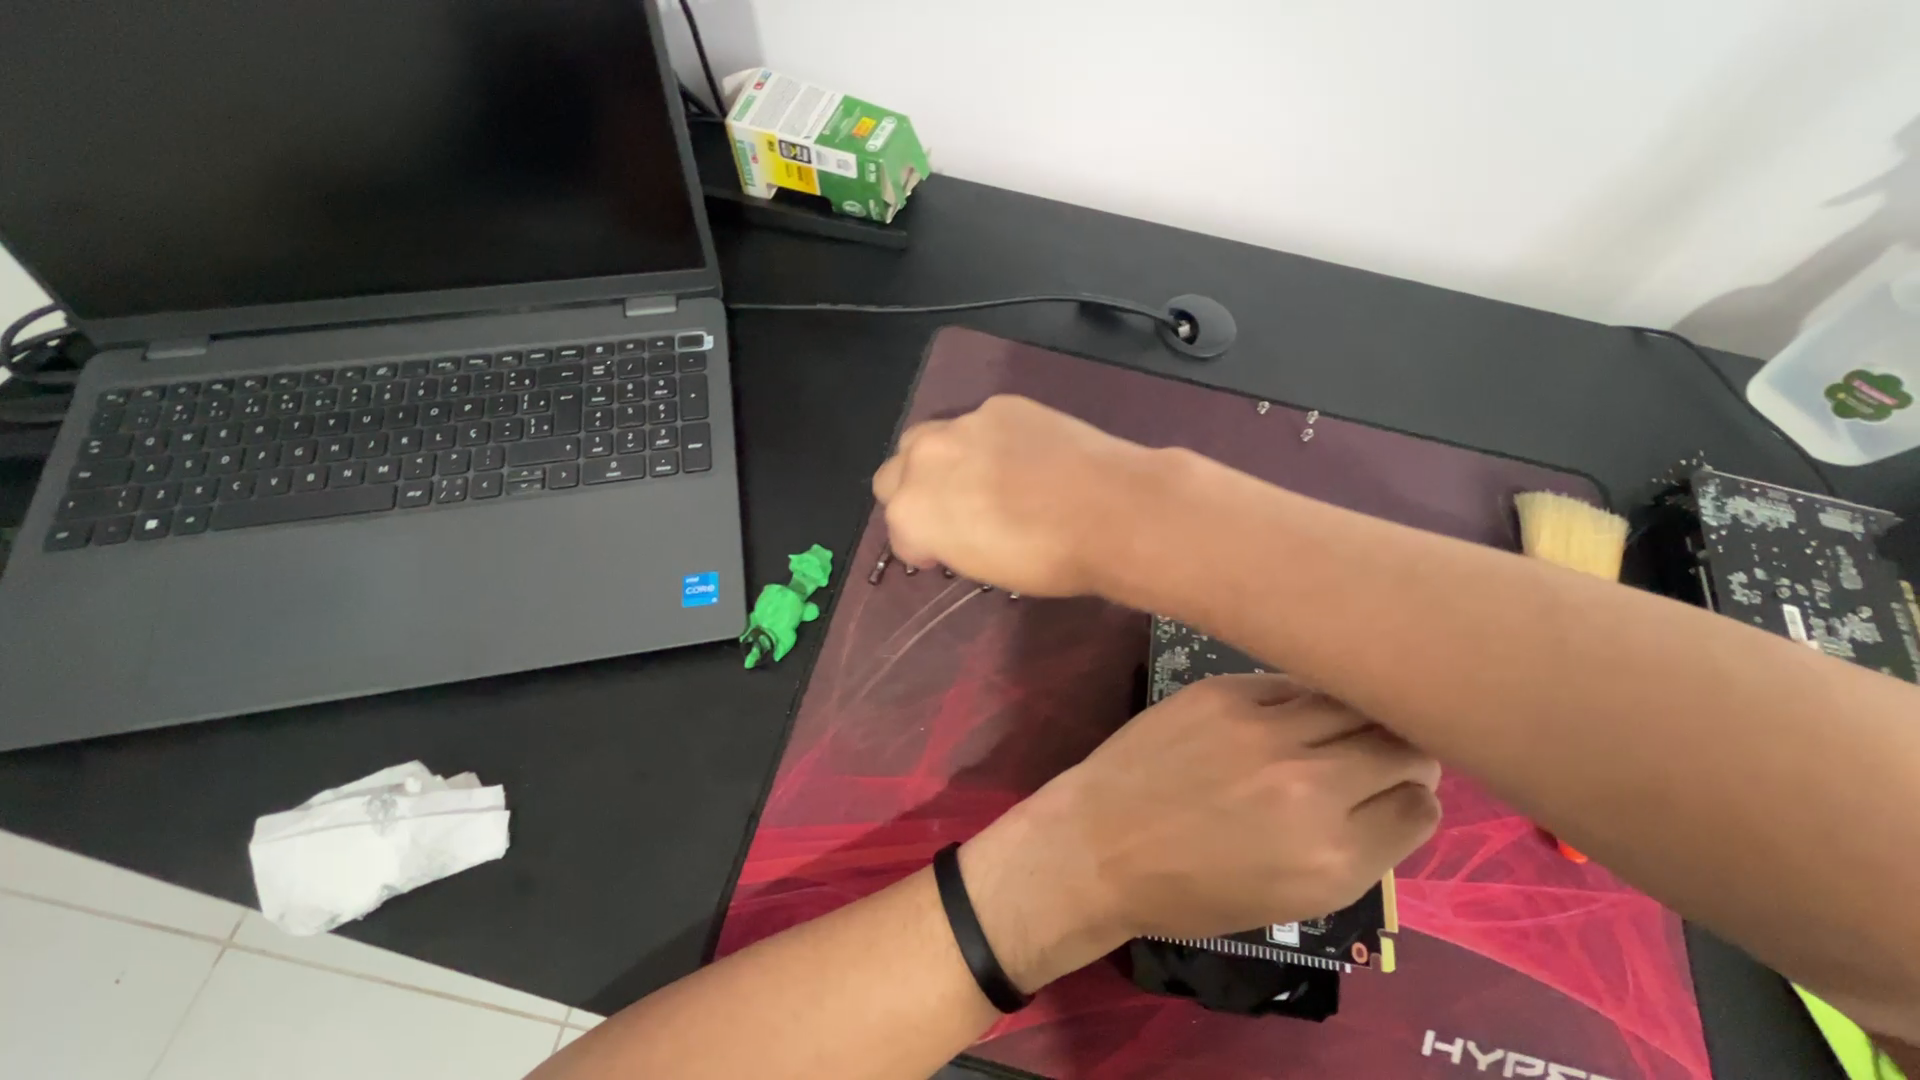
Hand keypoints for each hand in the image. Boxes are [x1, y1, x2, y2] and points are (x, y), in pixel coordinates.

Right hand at [872, 395, 1154, 596]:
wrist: (1109, 511)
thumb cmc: (1046, 560)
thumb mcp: (983, 567)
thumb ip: (950, 540)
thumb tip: (954, 528)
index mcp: (913, 511)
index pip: (899, 530)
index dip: (922, 546)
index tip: (945, 554)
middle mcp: (924, 459)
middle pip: (894, 473)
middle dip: (915, 494)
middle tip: (954, 513)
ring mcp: (963, 424)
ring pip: (930, 439)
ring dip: (944, 461)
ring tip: (986, 480)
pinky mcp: (1001, 404)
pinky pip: (977, 424)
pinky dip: (989, 442)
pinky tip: (1026, 459)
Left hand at [960, 674, 1442, 990]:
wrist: (1098, 846)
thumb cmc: (1190, 891)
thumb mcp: (1290, 899)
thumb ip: (1356, 850)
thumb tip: (1396, 795)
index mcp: (1332, 857)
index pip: (1420, 807)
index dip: (1411, 799)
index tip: (1393, 794)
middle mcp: (1310, 786)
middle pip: (1402, 745)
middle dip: (1402, 751)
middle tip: (1379, 754)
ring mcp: (1264, 729)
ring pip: (1355, 701)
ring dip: (1360, 714)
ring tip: (1340, 726)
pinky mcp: (1223, 691)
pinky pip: (1294, 682)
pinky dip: (1304, 698)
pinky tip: (1286, 714)